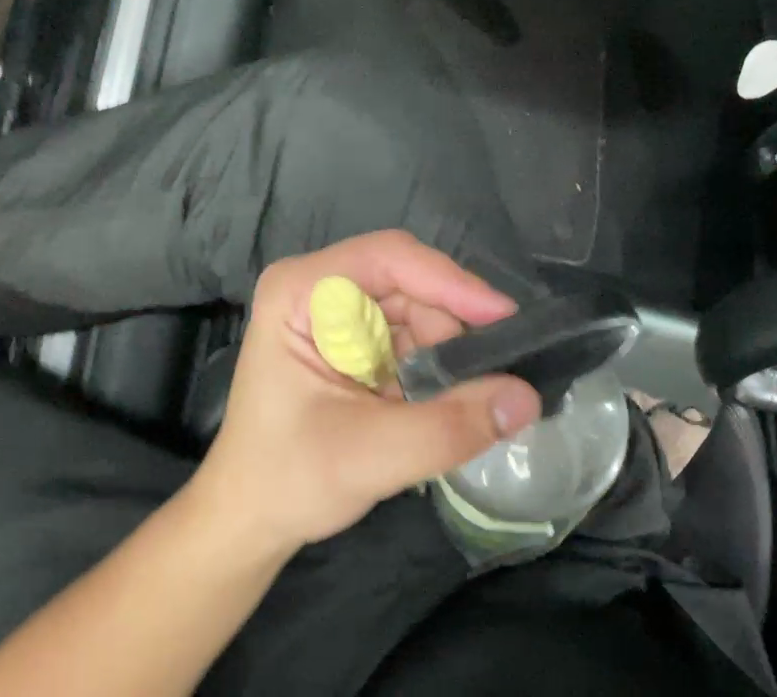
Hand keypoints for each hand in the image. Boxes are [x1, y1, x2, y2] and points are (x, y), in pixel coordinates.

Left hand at [192, 230, 543, 547]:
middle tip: (500, 376)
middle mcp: (318, 287)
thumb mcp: (372, 456)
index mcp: (301, 290)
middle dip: (455, 329)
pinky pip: (413, 337)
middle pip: (410, 283)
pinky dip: (438, 367)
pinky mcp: (353, 340)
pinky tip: (449, 399)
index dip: (451, 284)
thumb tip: (527, 398)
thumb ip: (450, 426)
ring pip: (420, 310)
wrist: (249, 519)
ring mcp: (335, 313)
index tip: (505, 320)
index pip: (390, 258)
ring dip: (450, 353)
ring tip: (470, 400)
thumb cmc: (289, 480)